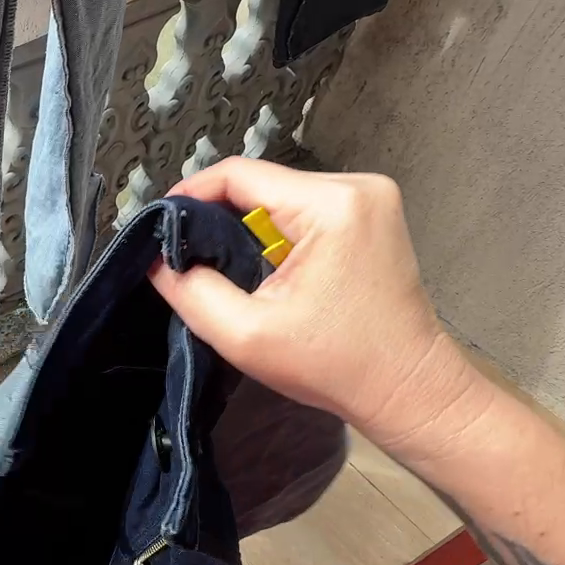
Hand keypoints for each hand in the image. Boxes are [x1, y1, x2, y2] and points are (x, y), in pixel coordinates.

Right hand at [148, 158, 491, 463]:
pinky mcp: (370, 214)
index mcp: (331, 205)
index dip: (189, 194)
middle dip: (215, 213)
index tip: (160, 226)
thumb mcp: (244, 335)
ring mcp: (368, 198)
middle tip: (184, 251)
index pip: (238, 174)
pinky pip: (300, 206)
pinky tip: (257, 261)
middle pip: (258, 182)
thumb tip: (155, 259)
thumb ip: (189, 290)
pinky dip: (270, 229)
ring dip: (242, 223)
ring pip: (276, 194)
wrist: (409, 390)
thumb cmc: (335, 366)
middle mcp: (356, 187)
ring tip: (216, 260)